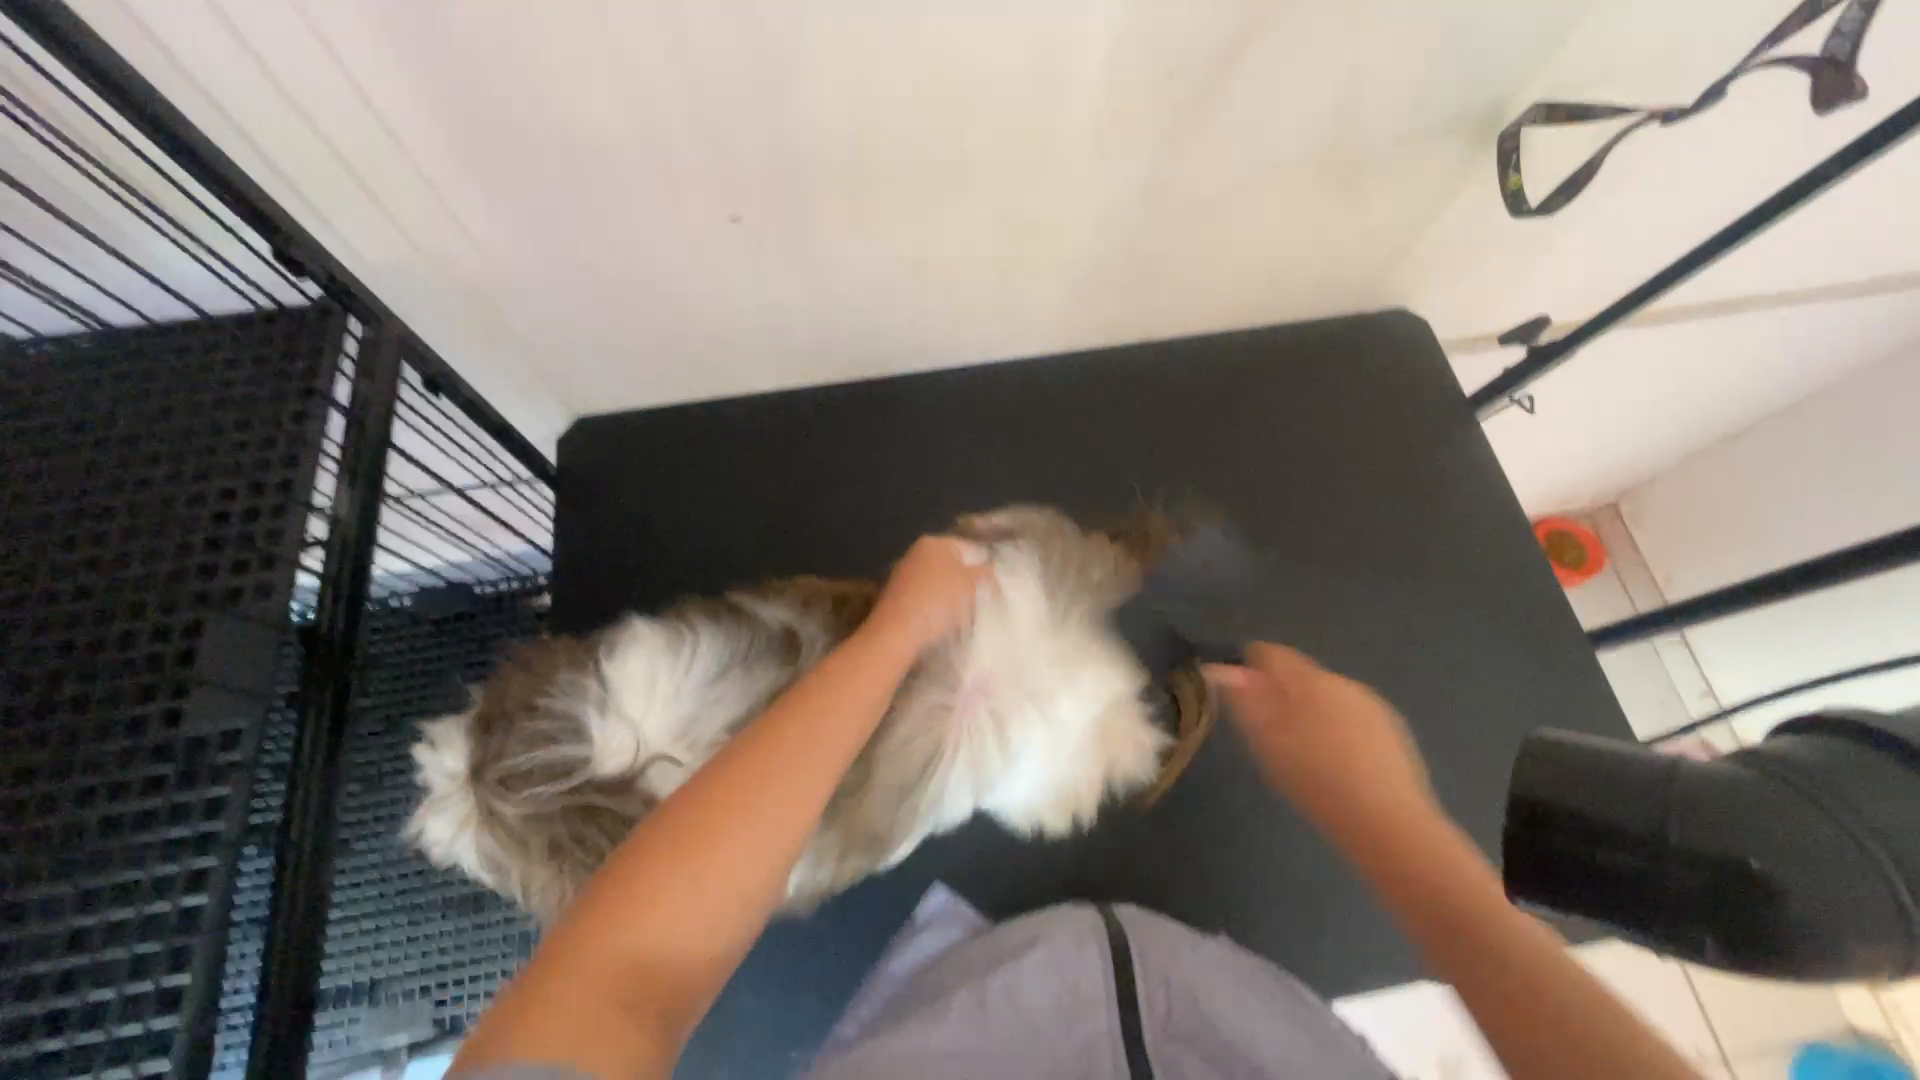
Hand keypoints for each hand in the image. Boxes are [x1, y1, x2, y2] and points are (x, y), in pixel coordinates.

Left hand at [864, 535, 992, 652]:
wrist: (898, 631)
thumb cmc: (939, 600)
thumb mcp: (971, 584)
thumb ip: (984, 573)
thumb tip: (991, 568)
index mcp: (934, 542)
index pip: (967, 547)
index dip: (983, 564)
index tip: (993, 584)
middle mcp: (915, 552)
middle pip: (951, 564)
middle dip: (966, 580)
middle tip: (982, 599)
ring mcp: (903, 574)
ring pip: (937, 582)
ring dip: (950, 595)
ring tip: (965, 614)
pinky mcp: (896, 596)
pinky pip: (924, 597)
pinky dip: (935, 606)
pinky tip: (943, 621)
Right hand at [1205, 643, 1441, 847]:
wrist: (1386, 822)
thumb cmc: (1314, 780)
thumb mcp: (1266, 743)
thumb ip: (1242, 701)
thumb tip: (1220, 670)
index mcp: (1308, 680)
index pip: (1269, 653)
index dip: (1247, 667)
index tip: (1237, 694)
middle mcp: (1341, 681)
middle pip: (1299, 676)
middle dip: (1280, 695)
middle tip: (1269, 734)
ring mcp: (1372, 704)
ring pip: (1327, 697)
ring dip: (1310, 713)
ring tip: (1305, 754)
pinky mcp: (1393, 729)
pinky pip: (1352, 717)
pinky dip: (1338, 730)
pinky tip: (1338, 765)